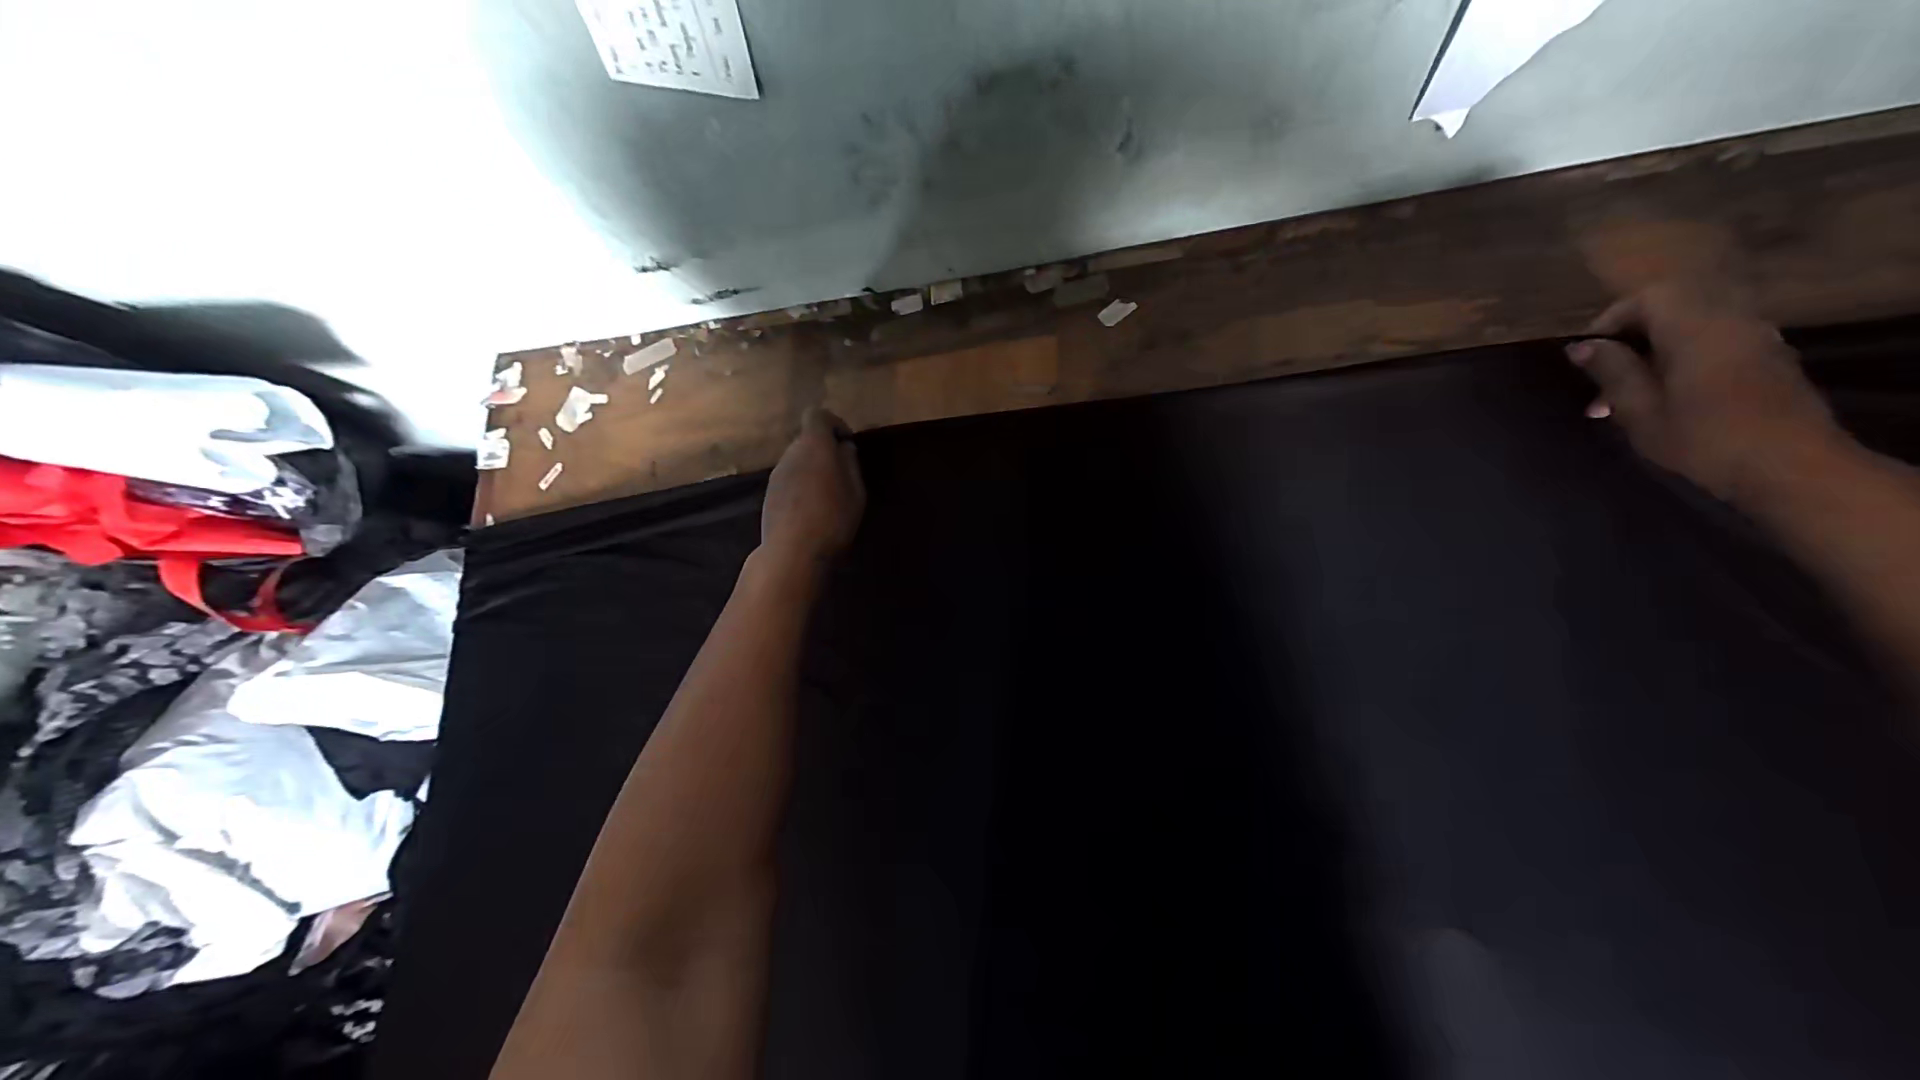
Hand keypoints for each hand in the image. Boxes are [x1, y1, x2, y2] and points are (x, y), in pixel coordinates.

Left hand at [760, 408, 865, 566]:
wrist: (792, 553)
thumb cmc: (832, 519)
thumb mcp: (855, 491)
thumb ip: (850, 463)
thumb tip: (844, 447)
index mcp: (813, 446)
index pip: (816, 415)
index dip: (834, 423)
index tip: (847, 443)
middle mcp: (790, 454)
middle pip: (807, 439)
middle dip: (825, 450)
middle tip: (843, 473)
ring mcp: (776, 475)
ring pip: (797, 461)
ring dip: (813, 469)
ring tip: (829, 495)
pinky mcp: (769, 495)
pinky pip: (790, 479)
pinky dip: (802, 485)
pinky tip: (812, 510)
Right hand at [1568, 282, 1846, 507]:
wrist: (1792, 469)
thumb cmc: (1705, 439)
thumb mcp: (1641, 410)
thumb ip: (1613, 371)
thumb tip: (1583, 346)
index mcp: (1699, 330)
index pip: (1652, 297)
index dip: (1612, 318)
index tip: (1587, 354)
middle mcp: (1733, 325)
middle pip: (1671, 314)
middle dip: (1629, 343)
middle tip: (1599, 385)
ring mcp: (1757, 344)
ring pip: (1690, 335)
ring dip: (1651, 360)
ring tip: (1622, 403)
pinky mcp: (1769, 365)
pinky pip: (1713, 350)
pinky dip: (1679, 367)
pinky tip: (1663, 404)